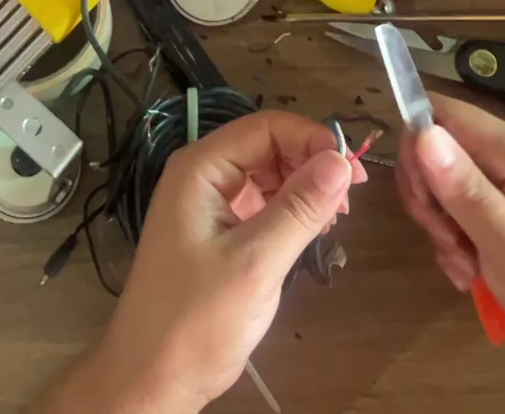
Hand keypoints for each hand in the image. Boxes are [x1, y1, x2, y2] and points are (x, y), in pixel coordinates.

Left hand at [36, 110, 365, 413]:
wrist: (150, 377)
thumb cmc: (196, 319)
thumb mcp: (256, 262)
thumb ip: (299, 208)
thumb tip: (341, 160)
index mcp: (200, 167)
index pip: (265, 127)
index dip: (312, 139)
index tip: (353, 171)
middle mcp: (202, 174)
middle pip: (266, 145)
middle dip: (311, 162)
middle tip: (353, 196)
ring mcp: (207, 202)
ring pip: (266, 173)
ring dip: (303, 186)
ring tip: (336, 218)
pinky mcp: (215, 230)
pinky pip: (260, 202)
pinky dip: (289, 210)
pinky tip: (313, 230)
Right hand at [397, 95, 504, 413]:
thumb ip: (466, 190)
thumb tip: (421, 131)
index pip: (439, 113)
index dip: (416, 149)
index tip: (424, 203)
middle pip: (436, 147)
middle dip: (429, 197)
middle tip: (449, 243)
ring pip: (443, 179)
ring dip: (442, 224)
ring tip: (467, 266)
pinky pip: (461, 203)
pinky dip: (457, 236)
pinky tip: (473, 270)